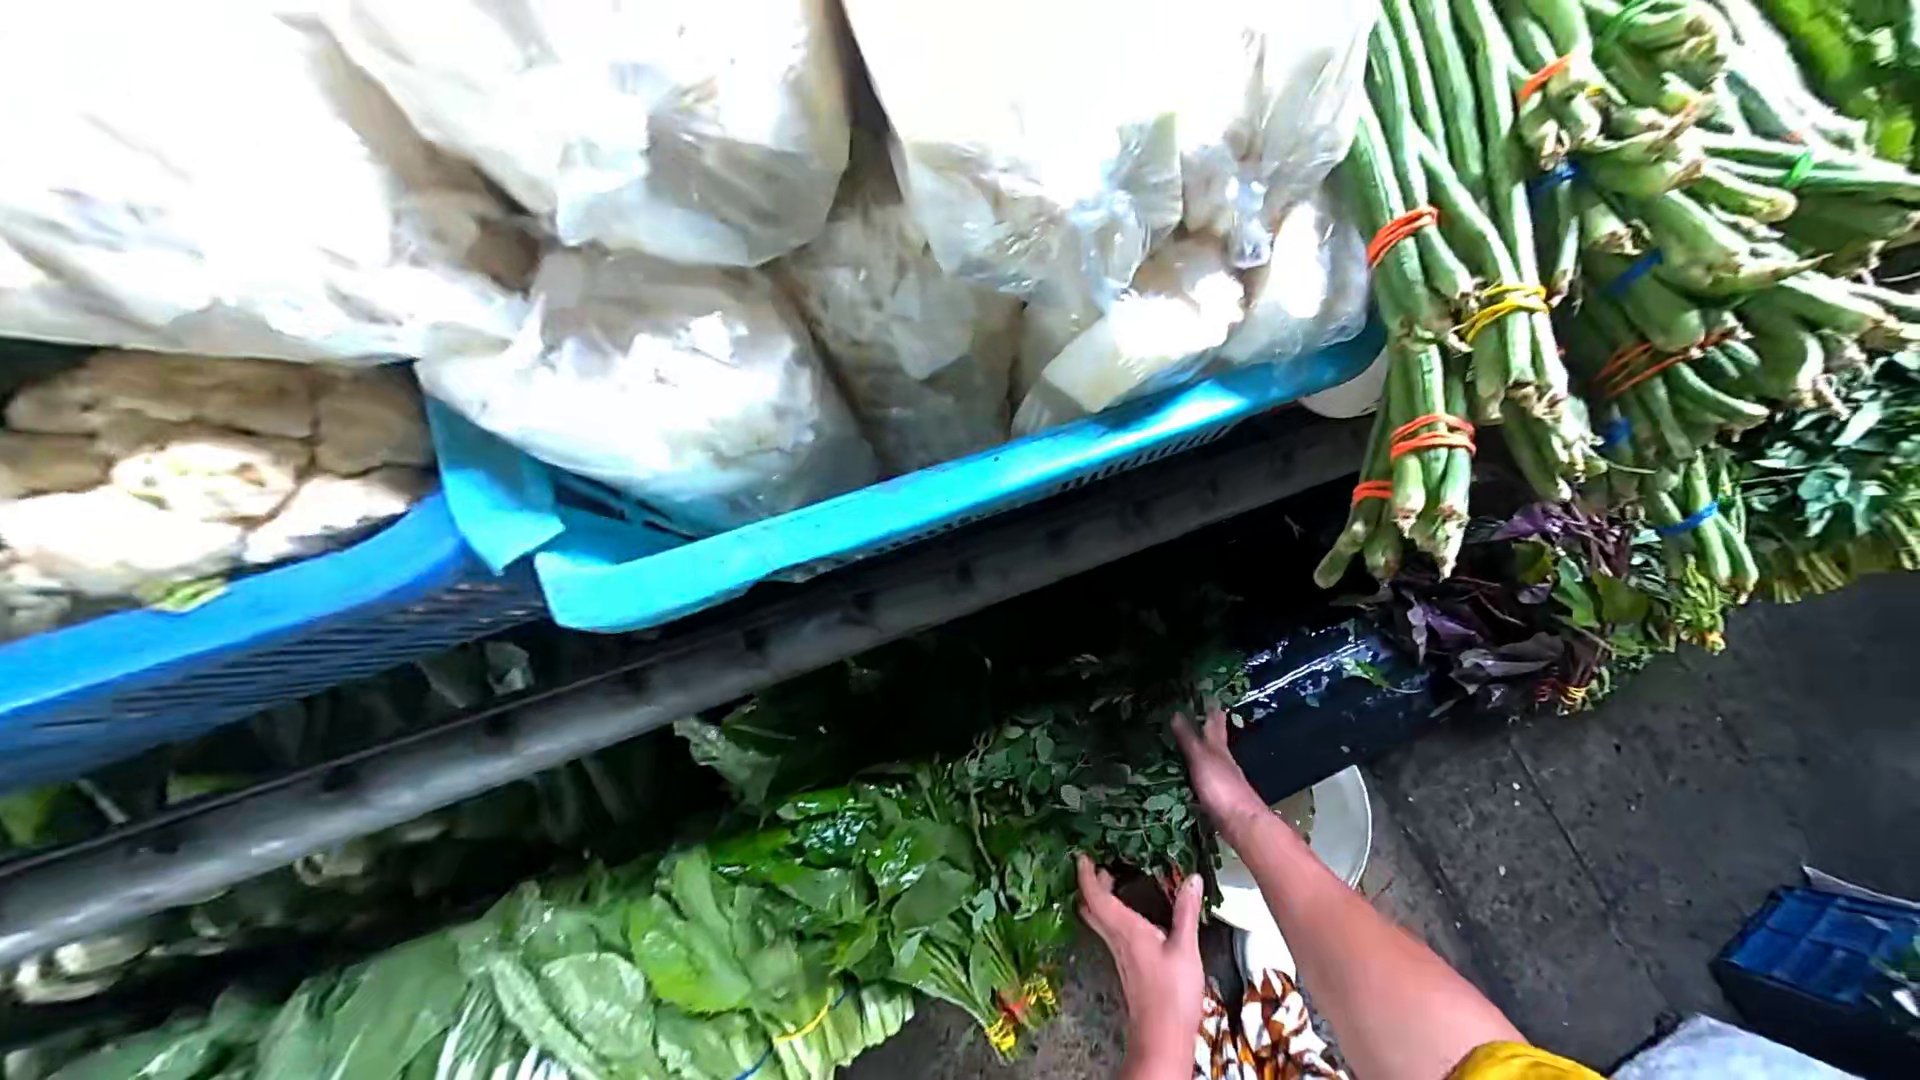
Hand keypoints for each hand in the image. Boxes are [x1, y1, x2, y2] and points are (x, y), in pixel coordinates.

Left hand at [1077, 854, 1203, 1073]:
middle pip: (1091, 905)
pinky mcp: (1125, 964)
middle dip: (1090, 883)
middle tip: (1100, 864)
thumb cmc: (1172, 994)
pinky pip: (1109, 930)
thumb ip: (1186, 912)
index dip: (1085, 874)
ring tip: (1113, 881)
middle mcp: (1115, 937)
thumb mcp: (1185, 949)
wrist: (1162, 1039)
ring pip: (1098, 918)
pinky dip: (1111, 913)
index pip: (1095, 895)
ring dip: (1100, 898)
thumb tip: (1193, 878)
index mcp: (1124, 928)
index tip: (1082, 855)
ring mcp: (1118, 953)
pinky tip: (1130, 913)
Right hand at [1170, 705, 1267, 836]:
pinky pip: (1207, 780)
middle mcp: (1224, 762)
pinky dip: (1199, 775)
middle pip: (1217, 742)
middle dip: (1210, 731)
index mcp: (1219, 749)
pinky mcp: (1220, 799)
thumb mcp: (1201, 758)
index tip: (1212, 700)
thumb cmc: (1222, 787)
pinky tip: (1192, 778)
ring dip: (1204, 753)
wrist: (1243, 824)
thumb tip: (1177, 713)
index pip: (1215, 726)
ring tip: (1190, 746)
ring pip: (1213, 761)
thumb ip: (1189, 739)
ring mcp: (1224, 782)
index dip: (1213, 713)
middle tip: (1203, 718)